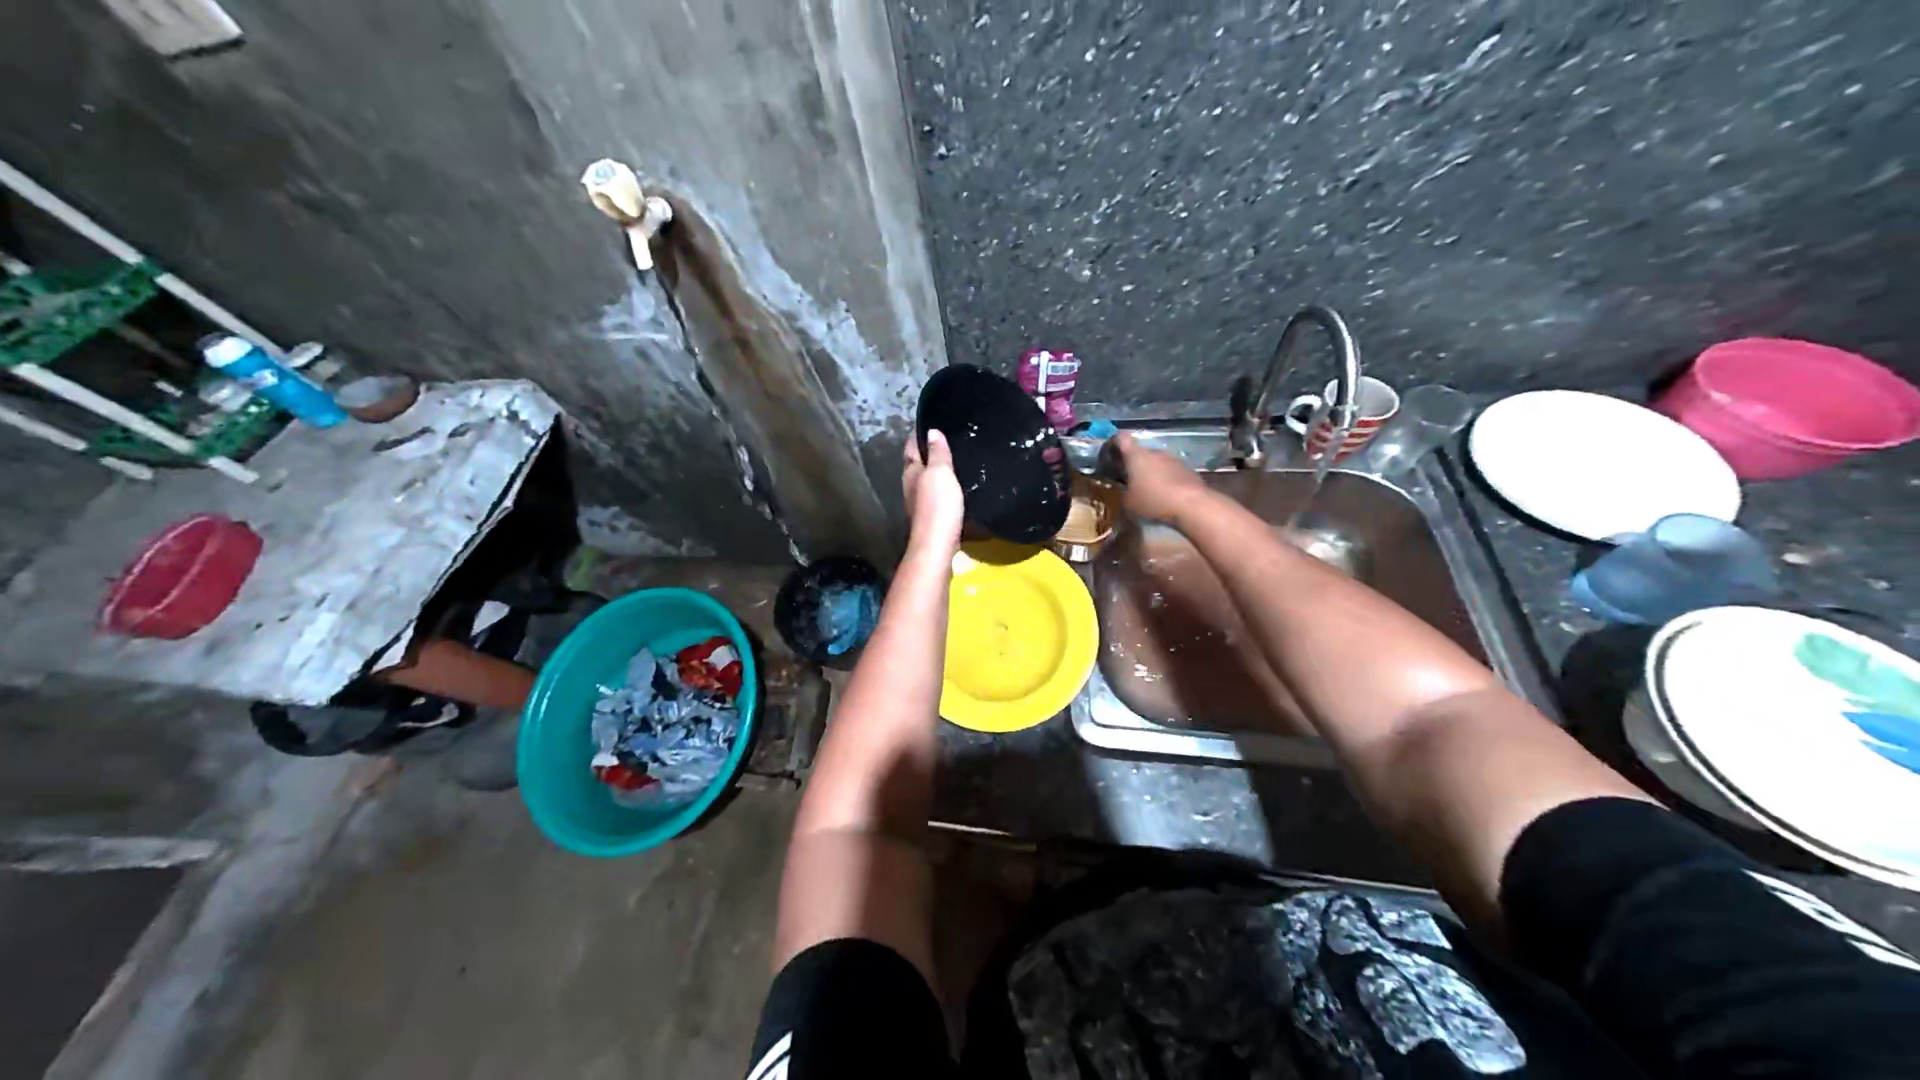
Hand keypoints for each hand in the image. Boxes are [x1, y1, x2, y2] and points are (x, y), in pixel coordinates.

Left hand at [903, 429, 964, 552]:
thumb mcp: (940, 473)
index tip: (928, 423)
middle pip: (916, 464)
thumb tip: (931, 431)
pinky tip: (953, 487)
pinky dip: (942, 487)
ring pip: (925, 481)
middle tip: (944, 439)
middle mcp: (910, 486)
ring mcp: (919, 504)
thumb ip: (937, 453)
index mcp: (911, 472)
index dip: (918, 435)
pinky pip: (935, 495)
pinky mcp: (930, 518)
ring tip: (951, 461)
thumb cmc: (937, 505)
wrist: (937, 545)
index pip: (911, 447)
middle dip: (927, 452)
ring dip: (935, 471)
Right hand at [1111, 432, 1210, 525]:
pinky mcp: (1187, 469)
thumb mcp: (1129, 502)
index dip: (1115, 442)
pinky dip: (1167, 479)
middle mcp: (1155, 452)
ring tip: (1150, 489)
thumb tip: (1124, 488)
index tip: (1111, 451)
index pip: (1122, 438)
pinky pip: (1171, 471)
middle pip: (1141, 453)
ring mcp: (1173, 459)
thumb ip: (1123, 491)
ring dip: (1153, 472)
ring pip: (1158, 462)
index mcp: (1136, 456)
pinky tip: (1166, 494)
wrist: (1190, 504)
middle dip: (1136, 464)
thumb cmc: (1153, 500)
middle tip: (1131, 479)